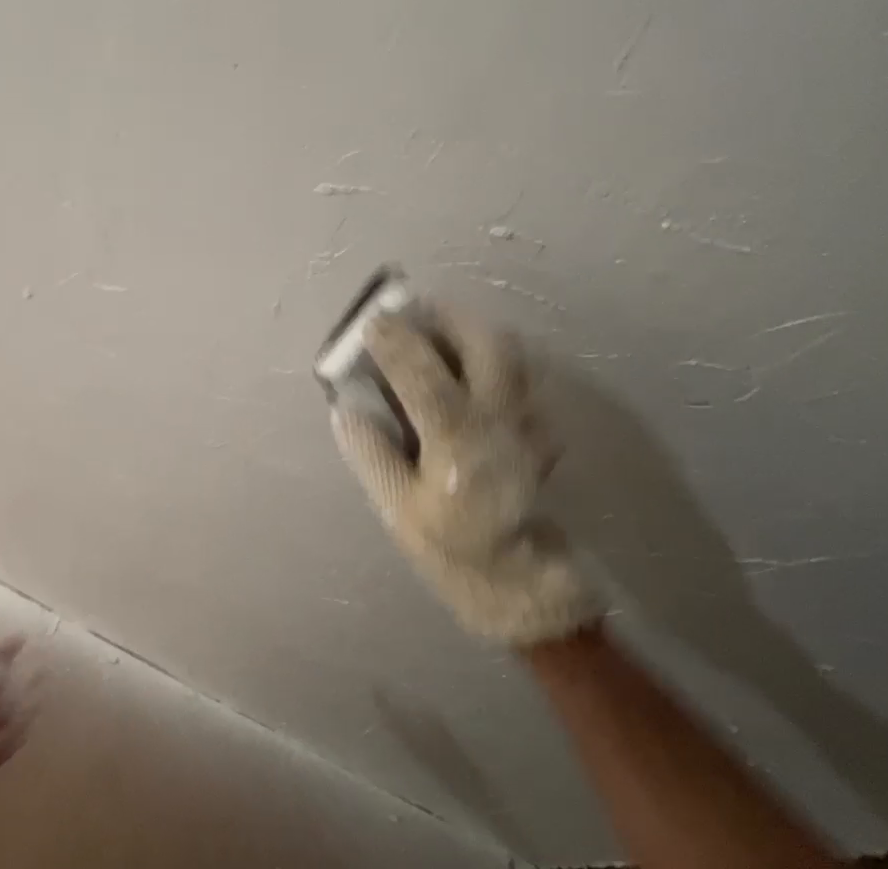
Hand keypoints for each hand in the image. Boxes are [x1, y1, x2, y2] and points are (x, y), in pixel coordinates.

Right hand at [330, 300, 602, 644]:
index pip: (423, 376)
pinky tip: (470, 368)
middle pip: (486, 347)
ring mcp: (528, 423)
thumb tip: (347, 407)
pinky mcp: (541, 430)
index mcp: (457, 443)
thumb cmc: (452, 547)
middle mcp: (499, 422)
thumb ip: (371, 453)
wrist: (520, 579)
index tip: (373, 321)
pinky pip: (520, 377)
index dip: (396, 343)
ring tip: (441, 327)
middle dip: (449, 318)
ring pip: (511, 356)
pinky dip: (492, 359)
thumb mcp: (397, 509)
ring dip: (474, 332)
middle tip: (415, 309)